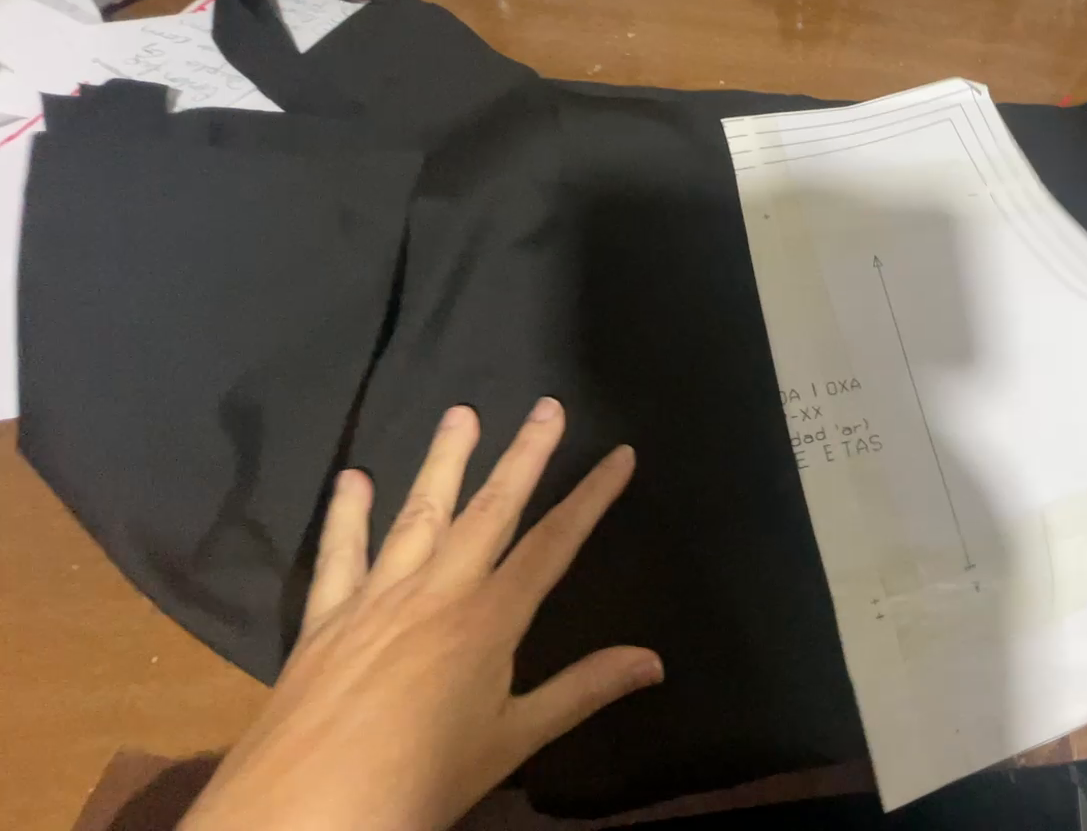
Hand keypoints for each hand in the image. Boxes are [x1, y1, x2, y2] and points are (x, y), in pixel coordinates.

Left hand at [182, 399, 662, 830]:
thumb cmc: (415, 786)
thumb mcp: (511, 741)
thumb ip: (583, 690)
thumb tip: (656, 661)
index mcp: (486, 619)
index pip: (554, 541)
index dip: (592, 495)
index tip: (620, 454)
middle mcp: (435, 593)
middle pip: (490, 509)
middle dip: (524, 455)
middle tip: (547, 406)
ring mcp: (374, 602)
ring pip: (418, 516)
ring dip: (443, 462)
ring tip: (461, 414)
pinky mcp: (323, 624)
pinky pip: (337, 558)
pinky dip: (347, 516)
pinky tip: (354, 479)